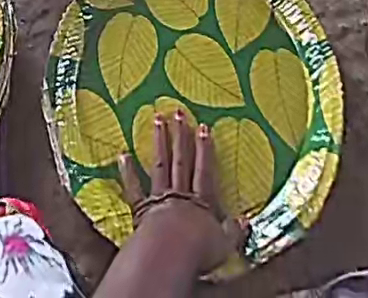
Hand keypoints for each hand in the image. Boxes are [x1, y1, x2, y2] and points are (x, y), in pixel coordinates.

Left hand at [116, 111, 243, 276]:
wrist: (169, 256)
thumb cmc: (198, 251)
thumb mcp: (223, 244)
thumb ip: (233, 232)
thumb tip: (245, 222)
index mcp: (201, 202)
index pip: (203, 170)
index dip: (204, 149)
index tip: (203, 126)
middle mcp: (179, 195)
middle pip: (180, 160)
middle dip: (181, 136)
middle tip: (178, 112)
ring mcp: (159, 199)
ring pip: (160, 165)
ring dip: (160, 141)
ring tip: (157, 119)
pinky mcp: (141, 210)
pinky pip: (134, 188)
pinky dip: (128, 172)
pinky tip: (123, 154)